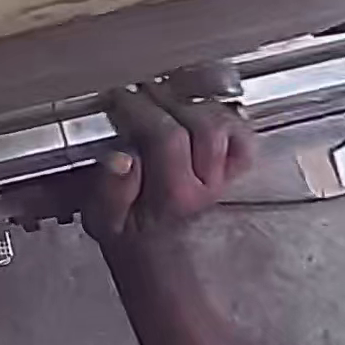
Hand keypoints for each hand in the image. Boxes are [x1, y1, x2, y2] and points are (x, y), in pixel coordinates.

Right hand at [83, 84, 253, 250]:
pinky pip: (242, 136)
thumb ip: (110, 189)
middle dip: (164, 101)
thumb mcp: (103, 217)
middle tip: (137, 94)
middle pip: (199, 124)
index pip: (165, 135)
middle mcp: (206, 183)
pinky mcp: (231, 170)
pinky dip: (224, 118)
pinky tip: (196, 111)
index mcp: (174, 194)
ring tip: (161, 99)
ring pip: (222, 124)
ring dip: (190, 105)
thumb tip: (119, 158)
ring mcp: (223, 176)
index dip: (140, 108)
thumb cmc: (126, 230)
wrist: (153, 250)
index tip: (118, 97)